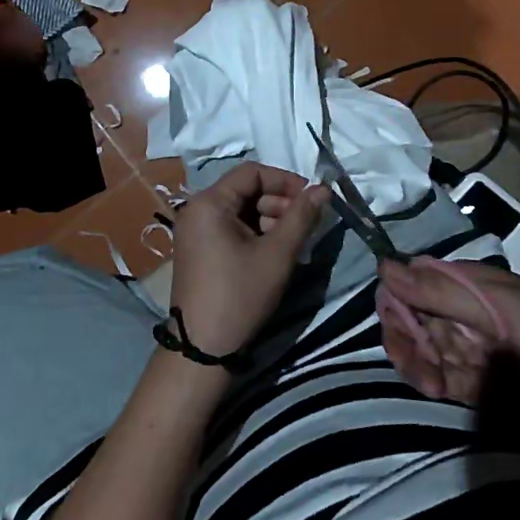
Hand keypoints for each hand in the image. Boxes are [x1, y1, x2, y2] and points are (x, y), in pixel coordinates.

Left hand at [171, 163, 329, 356]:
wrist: (204, 346)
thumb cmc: (241, 294)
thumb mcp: (278, 254)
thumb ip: (302, 217)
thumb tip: (323, 189)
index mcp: (209, 204)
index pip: (252, 173)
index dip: (286, 181)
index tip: (312, 199)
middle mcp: (197, 211)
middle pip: (246, 191)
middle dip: (280, 203)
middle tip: (306, 225)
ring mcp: (196, 232)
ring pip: (242, 211)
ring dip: (271, 220)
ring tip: (294, 242)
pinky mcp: (200, 250)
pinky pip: (232, 229)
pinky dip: (256, 234)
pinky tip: (276, 253)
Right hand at [377, 258, 519, 403]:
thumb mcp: (493, 304)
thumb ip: (437, 290)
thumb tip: (383, 266)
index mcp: (462, 285)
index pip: (410, 289)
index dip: (397, 307)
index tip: (400, 329)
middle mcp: (458, 312)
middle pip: (411, 324)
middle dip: (406, 344)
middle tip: (417, 367)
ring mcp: (467, 347)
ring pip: (422, 353)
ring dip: (418, 367)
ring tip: (432, 386)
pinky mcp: (476, 380)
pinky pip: (441, 377)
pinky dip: (434, 383)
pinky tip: (438, 390)